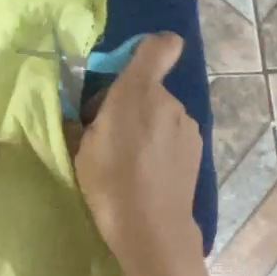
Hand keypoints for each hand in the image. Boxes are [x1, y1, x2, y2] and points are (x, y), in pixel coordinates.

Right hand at [72, 33, 203, 264]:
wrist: (152, 228)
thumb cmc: (109, 182)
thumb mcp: (80, 147)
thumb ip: (85, 119)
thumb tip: (85, 114)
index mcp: (137, 92)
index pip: (159, 46)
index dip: (148, 48)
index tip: (126, 69)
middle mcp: (168, 101)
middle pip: (146, 87)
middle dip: (125, 103)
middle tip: (104, 135)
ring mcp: (187, 126)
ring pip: (158, 113)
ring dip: (141, 126)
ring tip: (124, 160)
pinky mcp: (196, 150)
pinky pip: (170, 134)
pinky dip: (156, 145)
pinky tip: (143, 172)